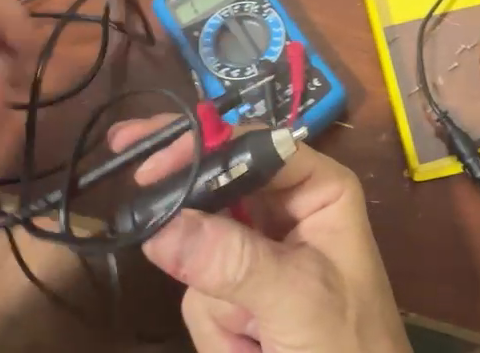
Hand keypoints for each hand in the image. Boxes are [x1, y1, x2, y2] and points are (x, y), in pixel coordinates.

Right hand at [108, 117, 410, 352]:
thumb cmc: (347, 346)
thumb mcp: (297, 300)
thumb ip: (233, 262)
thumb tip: (162, 226)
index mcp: (318, 188)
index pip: (254, 148)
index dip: (201, 147)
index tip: (148, 164)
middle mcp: (286, 208)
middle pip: (218, 187)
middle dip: (187, 206)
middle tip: (132, 180)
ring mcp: (259, 250)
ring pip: (200, 248)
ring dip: (216, 302)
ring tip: (255, 339)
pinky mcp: (240, 291)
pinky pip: (199, 292)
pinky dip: (216, 328)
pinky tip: (250, 349)